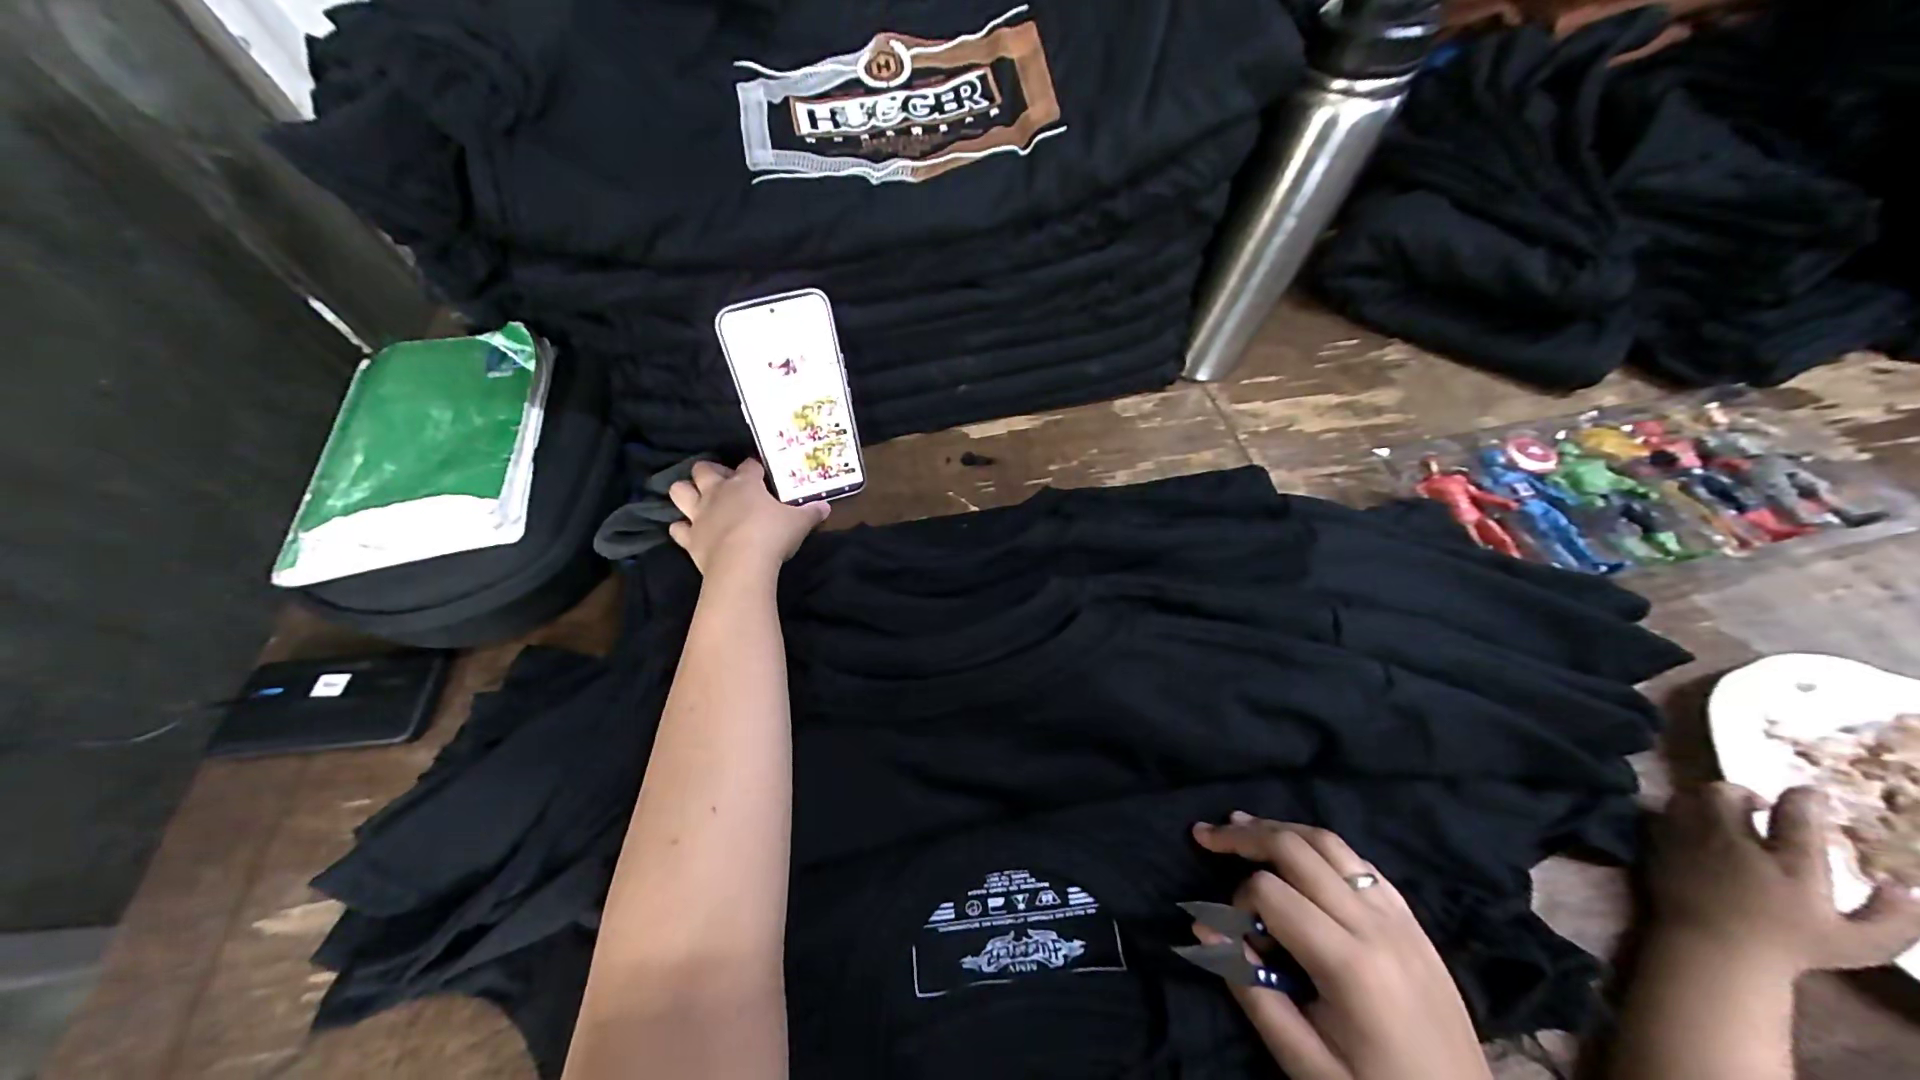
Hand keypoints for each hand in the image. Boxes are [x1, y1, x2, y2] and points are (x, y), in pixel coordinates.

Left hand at [667, 459, 829, 576]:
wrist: (742, 564)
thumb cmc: (772, 535)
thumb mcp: (799, 522)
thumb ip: (811, 512)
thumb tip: (826, 507)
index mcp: (745, 484)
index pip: (748, 466)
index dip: (754, 468)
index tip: (761, 474)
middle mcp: (717, 493)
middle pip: (703, 469)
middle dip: (710, 471)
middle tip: (723, 482)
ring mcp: (699, 515)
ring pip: (679, 491)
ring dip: (686, 491)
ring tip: (698, 499)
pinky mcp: (689, 538)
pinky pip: (677, 528)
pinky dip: (681, 528)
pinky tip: (689, 531)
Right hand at [1191, 814, 1490, 1079]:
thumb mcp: (1303, 1059)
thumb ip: (1249, 987)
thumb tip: (1202, 926)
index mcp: (1350, 963)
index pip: (1271, 892)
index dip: (1236, 903)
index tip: (1233, 936)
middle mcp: (1377, 925)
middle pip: (1297, 849)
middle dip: (1244, 836)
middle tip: (1204, 834)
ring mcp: (1401, 919)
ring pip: (1330, 843)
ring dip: (1280, 828)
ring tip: (1240, 824)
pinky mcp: (1414, 923)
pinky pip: (1359, 864)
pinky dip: (1319, 847)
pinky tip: (1298, 855)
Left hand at [1647, 783, 1919, 973]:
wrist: (1713, 950)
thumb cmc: (1789, 948)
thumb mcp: (1860, 943)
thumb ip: (1893, 918)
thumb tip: (1904, 887)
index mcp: (1788, 862)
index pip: (1796, 814)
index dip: (1804, 797)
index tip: (1810, 795)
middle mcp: (1735, 841)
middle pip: (1727, 793)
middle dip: (1740, 791)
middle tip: (1753, 806)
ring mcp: (1689, 839)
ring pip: (1689, 796)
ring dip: (1705, 798)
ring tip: (1721, 813)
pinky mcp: (1659, 843)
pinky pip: (1661, 812)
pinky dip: (1677, 812)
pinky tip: (1692, 826)